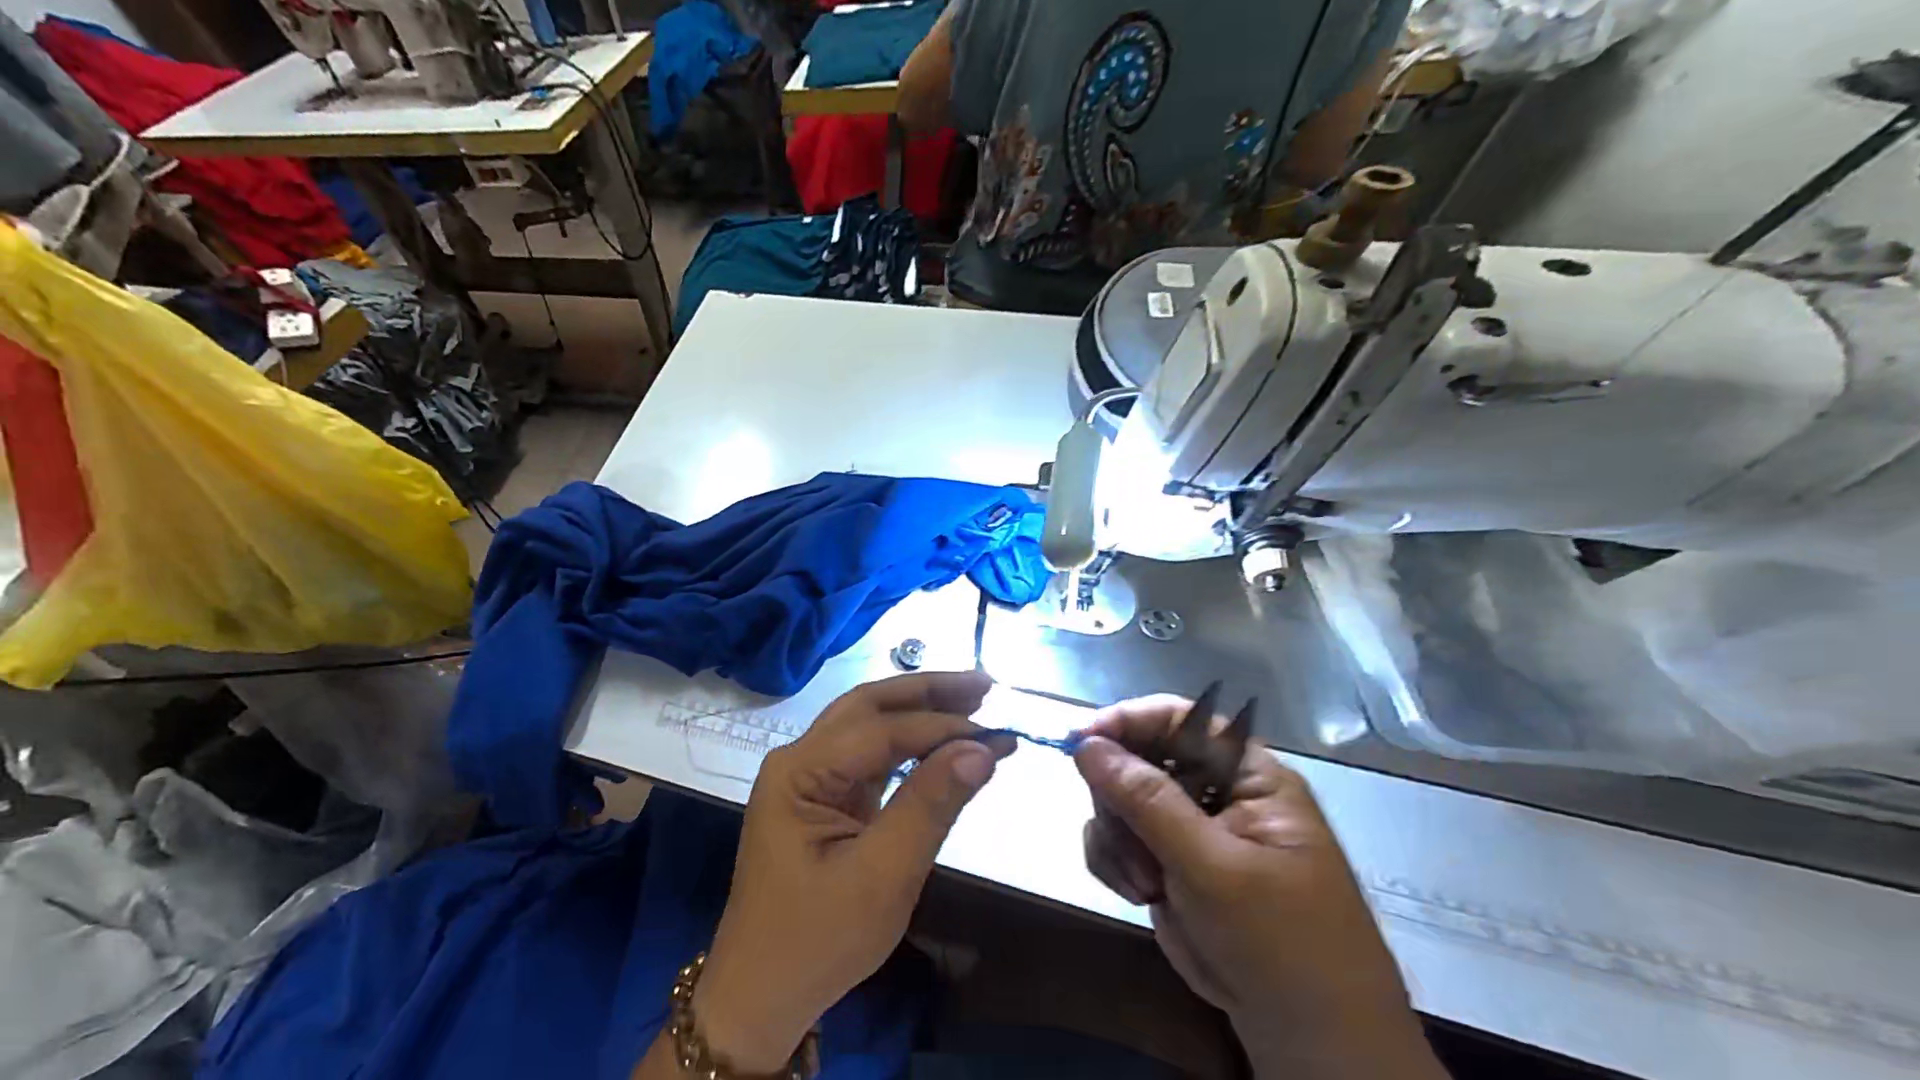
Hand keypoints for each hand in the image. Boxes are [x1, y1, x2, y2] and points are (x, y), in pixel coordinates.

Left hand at [693, 671, 1011, 1073]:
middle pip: (869, 705)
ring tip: (973, 700)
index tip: (997, 733)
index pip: (880, 729)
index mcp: (800, 771)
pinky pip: (872, 756)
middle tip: (985, 685)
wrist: (763, 996)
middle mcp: (800, 760)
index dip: (941, 726)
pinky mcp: (825, 798)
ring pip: (870, 723)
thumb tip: (982, 750)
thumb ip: (930, 805)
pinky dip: (911, 744)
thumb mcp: (882, 876)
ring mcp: (810, 778)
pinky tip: (942, 742)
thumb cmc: (818, 940)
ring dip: (920, 709)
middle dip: (927, 691)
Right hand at [1075, 696, 1444, 1079]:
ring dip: (1117, 838)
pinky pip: (1116, 840)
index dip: (1129, 720)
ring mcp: (1186, 829)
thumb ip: (1147, 801)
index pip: (1180, 720)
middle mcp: (1213, 792)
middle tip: (1121, 834)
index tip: (1081, 741)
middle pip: (1139, 758)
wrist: (1302, 1034)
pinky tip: (1139, 894)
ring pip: (1119, 800)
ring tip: (1143, 881)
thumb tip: (1088, 745)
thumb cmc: (1279, 939)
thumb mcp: (1212, 866)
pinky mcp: (1165, 864)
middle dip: (1119, 796)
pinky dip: (1114, 862)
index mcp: (1245, 774)